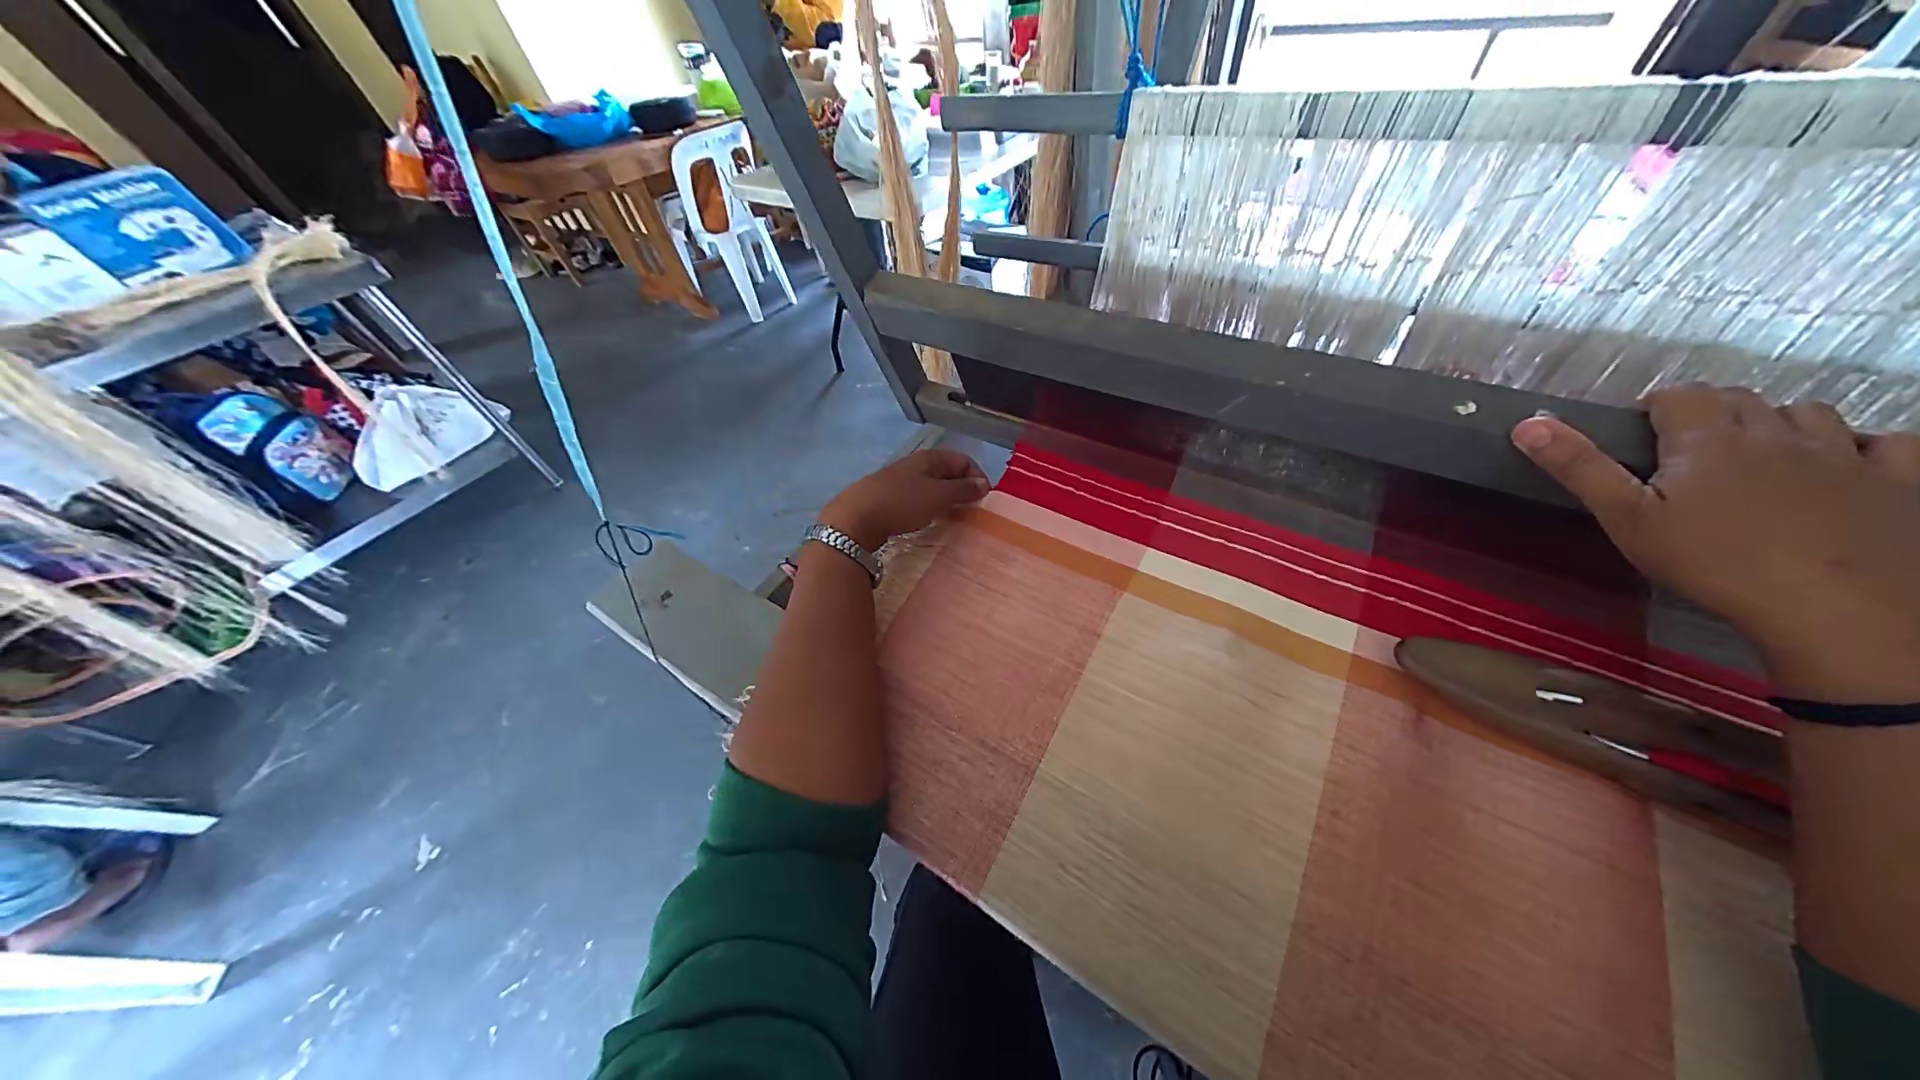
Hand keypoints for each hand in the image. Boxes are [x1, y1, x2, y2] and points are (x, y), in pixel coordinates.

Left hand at [819, 449, 989, 550]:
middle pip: (947, 472)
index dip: (977, 476)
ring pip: (931, 486)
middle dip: (962, 489)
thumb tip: (984, 483)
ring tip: (952, 518)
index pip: (963, 460)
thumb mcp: (938, 496)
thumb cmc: (902, 504)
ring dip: (945, 499)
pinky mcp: (887, 497)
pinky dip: (928, 507)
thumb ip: (963, 489)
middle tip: (971, 511)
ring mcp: (899, 480)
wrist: (855, 519)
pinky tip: (926, 520)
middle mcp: (915, 464)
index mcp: (930, 458)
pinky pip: (916, 498)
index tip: (984, 499)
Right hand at [1513, 385, 1919, 702]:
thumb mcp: (1625, 519)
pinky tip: (1846, 469)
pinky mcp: (1902, 480)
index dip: (1655, 408)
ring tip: (1756, 459)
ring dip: (1778, 424)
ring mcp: (1848, 453)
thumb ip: (1578, 467)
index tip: (1638, 435)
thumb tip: (1528, 423)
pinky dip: (1862, 447)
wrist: (1840, 608)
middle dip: (1710, 414)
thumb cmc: (1713, 563)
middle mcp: (1778, 432)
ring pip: (1809, 414)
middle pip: (1741, 400)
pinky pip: (1888, 444)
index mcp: (1709, 439)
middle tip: (1685, 455)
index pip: (1679, 396)